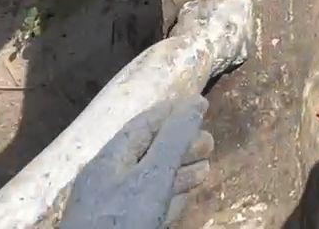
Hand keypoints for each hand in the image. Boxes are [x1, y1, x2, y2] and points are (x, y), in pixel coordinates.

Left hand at [59, 94, 213, 228]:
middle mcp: (108, 180)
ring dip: (181, 170)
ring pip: (151, 178)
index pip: (144, 123)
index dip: (174, 110)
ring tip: (206, 169)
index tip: (202, 104)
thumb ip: (175, 138)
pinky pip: (148, 204)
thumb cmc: (122, 220)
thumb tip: (196, 101)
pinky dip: (170, 195)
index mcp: (110, 159)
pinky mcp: (121, 227)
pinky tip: (185, 198)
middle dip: (182, 143)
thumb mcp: (153, 174)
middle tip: (210, 143)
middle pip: (150, 150)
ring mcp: (111, 207)